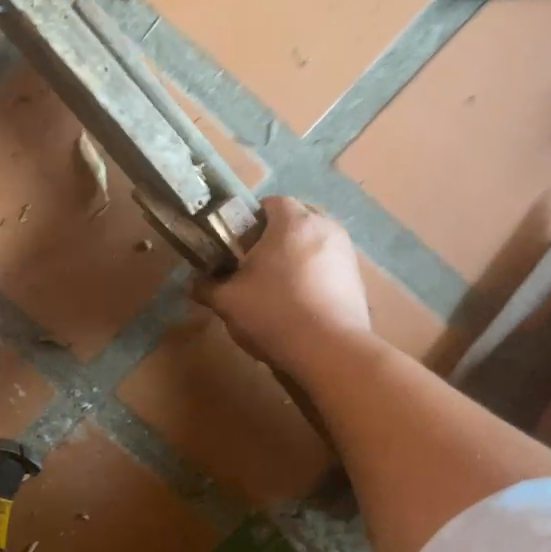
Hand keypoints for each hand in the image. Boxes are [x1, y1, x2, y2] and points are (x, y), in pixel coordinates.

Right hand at [197, 197, 373, 376]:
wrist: (328, 349)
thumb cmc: (272, 313)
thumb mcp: (227, 301)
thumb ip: (207, 287)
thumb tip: (194, 282)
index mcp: (292, 223)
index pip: (271, 202)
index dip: (249, 219)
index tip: (235, 243)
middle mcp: (325, 227)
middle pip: (295, 219)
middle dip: (273, 236)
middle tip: (252, 263)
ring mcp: (346, 252)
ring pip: (313, 241)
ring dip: (294, 255)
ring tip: (275, 285)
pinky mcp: (356, 277)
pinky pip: (327, 264)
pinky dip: (311, 274)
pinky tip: (297, 302)